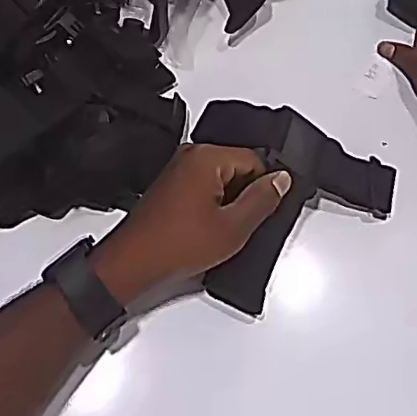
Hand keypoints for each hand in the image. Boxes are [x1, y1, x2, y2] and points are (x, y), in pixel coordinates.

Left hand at [89, 145, 291, 306]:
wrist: (136, 260)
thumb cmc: (175, 243)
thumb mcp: (234, 227)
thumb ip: (262, 200)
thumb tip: (280, 180)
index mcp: (205, 157)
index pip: (254, 159)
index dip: (266, 186)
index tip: (269, 207)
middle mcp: (189, 156)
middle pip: (237, 167)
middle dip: (245, 194)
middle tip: (242, 223)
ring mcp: (178, 169)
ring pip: (221, 178)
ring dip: (228, 201)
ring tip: (222, 229)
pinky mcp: (171, 184)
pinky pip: (203, 186)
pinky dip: (211, 204)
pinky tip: (208, 228)